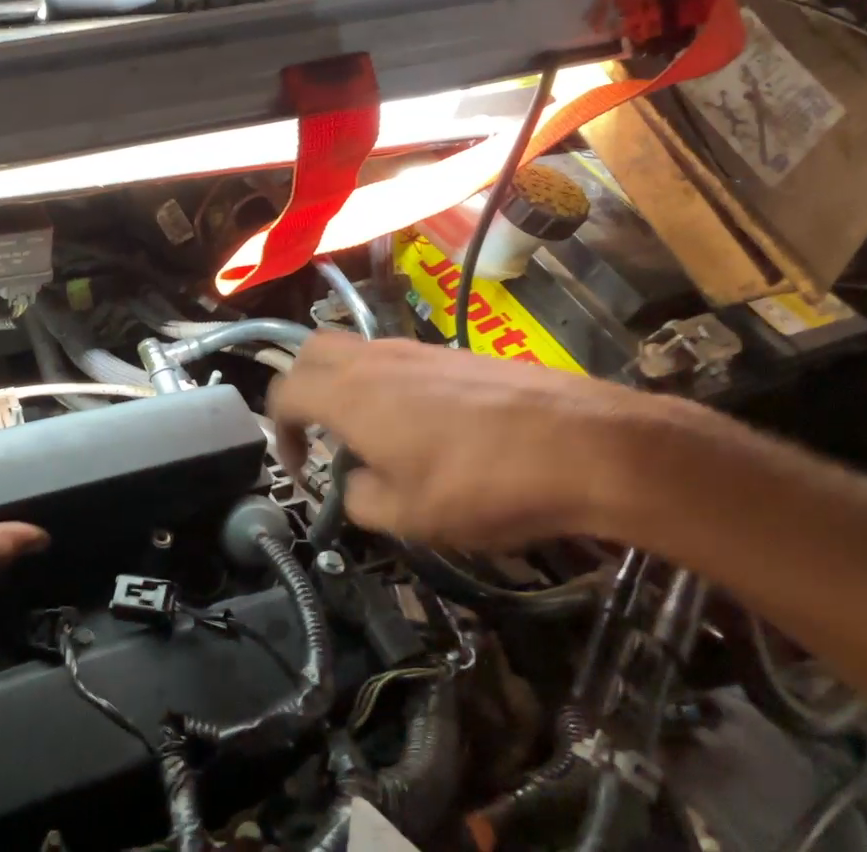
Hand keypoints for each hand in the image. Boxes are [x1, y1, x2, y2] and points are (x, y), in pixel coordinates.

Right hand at [268, 334, 702, 548]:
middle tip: (318, 431)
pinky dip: (390, 385)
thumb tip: (355, 484)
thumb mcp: (407, 516)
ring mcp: (420, 350)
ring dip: (347, 385)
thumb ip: (359, 500)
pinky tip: (427, 427)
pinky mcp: (459, 354)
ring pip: (359, 352)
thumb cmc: (483, 485)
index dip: (277, 430)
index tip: (297, 466)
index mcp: (349, 395)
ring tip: (373, 435)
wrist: (589, 446)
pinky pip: (401, 360)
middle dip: (301, 387)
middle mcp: (375, 360)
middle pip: (312, 351)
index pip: (283, 393)